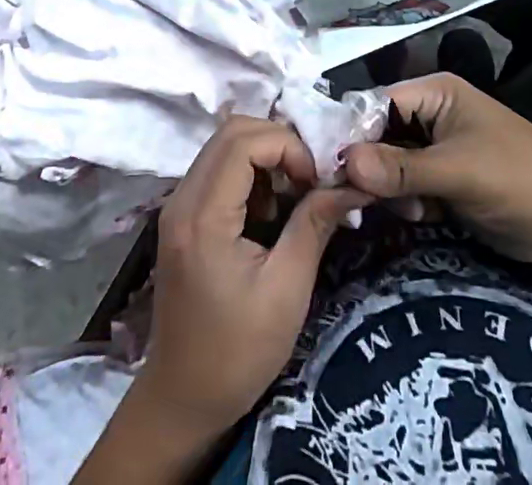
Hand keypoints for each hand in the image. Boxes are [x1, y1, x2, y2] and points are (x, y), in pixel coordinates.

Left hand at [138, 114, 372, 439]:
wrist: (183, 398)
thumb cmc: (238, 351)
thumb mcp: (288, 288)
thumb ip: (315, 224)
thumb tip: (352, 182)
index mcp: (203, 217)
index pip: (243, 141)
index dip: (288, 147)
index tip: (315, 182)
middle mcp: (182, 201)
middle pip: (232, 132)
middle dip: (280, 144)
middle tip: (311, 181)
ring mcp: (179, 208)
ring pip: (226, 147)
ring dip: (267, 158)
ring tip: (296, 197)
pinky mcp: (184, 219)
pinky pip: (220, 171)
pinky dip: (253, 175)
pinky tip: (272, 212)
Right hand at [344, 73, 531, 263]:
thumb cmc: (517, 180)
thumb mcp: (457, 172)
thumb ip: (399, 168)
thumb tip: (343, 163)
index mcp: (435, 93)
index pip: (373, 104)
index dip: (349, 135)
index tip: (326, 171)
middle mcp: (430, 114)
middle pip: (376, 135)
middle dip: (370, 168)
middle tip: (362, 201)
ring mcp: (435, 148)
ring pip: (387, 165)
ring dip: (390, 190)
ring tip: (415, 209)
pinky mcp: (441, 179)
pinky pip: (404, 186)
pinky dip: (406, 202)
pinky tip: (425, 215)